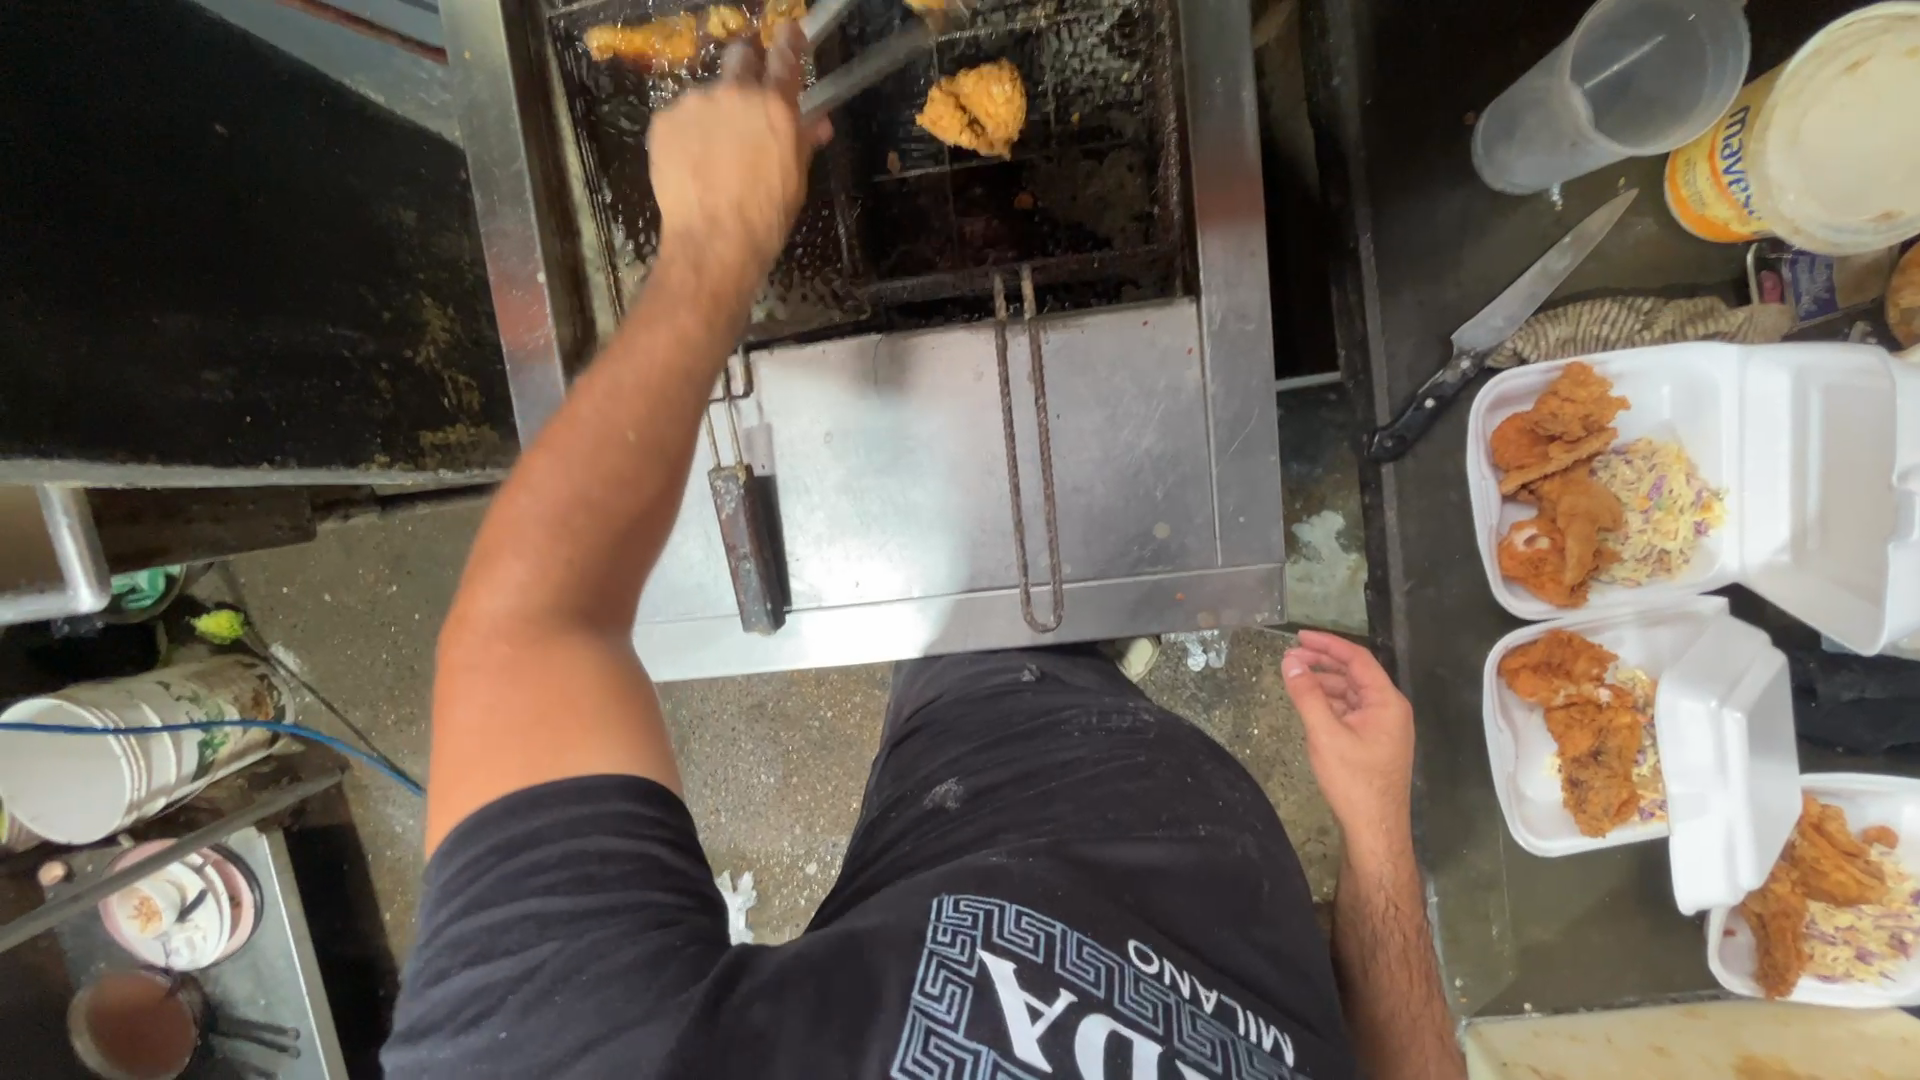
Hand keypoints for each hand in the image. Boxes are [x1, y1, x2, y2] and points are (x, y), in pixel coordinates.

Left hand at [646, 25, 832, 275]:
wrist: (714, 241)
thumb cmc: (766, 219)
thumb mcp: (795, 182)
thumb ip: (803, 143)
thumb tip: (818, 123)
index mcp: (775, 107)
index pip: (785, 57)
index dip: (789, 41)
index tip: (790, 32)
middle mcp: (735, 93)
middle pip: (740, 58)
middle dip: (746, 70)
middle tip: (747, 101)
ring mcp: (696, 103)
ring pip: (708, 96)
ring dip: (715, 114)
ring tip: (715, 156)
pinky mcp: (665, 120)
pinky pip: (681, 118)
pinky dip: (689, 135)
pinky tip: (694, 166)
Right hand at [1280, 630, 1414, 865]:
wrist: (1375, 828)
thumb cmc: (1353, 780)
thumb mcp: (1324, 733)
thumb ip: (1307, 694)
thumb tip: (1289, 662)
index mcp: (1386, 702)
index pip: (1357, 659)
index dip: (1328, 644)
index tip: (1299, 637)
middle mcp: (1390, 709)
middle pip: (1355, 673)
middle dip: (1323, 662)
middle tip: (1290, 657)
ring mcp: (1384, 726)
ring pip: (1351, 692)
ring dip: (1324, 682)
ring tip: (1295, 679)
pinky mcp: (1375, 740)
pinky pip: (1351, 710)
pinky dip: (1330, 701)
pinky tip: (1310, 704)